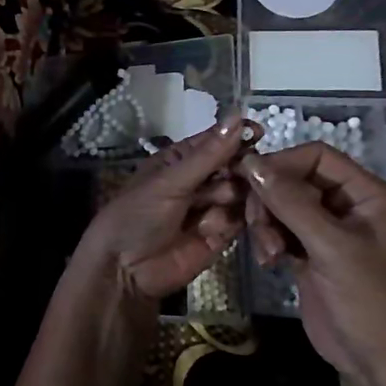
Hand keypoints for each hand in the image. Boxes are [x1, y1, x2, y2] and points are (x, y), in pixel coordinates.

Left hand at [75, 116, 254, 298]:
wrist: (125, 269)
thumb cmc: (138, 216)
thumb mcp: (170, 181)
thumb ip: (207, 155)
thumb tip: (238, 117)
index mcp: (178, 161)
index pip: (215, 142)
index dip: (237, 136)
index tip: (260, 133)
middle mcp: (197, 181)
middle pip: (234, 167)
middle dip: (239, 170)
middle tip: (241, 176)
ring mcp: (210, 208)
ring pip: (241, 193)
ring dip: (235, 197)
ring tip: (217, 206)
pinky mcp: (220, 235)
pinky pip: (240, 220)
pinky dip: (236, 220)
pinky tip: (219, 225)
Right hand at [240, 142, 385, 385]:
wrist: (380, 362)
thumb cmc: (369, 300)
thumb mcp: (331, 247)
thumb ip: (291, 203)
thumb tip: (251, 163)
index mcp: (367, 196)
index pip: (318, 157)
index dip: (282, 164)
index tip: (247, 181)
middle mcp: (348, 208)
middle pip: (295, 181)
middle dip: (270, 201)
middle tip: (255, 228)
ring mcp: (328, 233)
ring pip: (283, 207)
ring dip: (266, 225)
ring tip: (267, 255)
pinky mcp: (311, 255)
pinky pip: (281, 232)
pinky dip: (269, 242)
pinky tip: (269, 262)